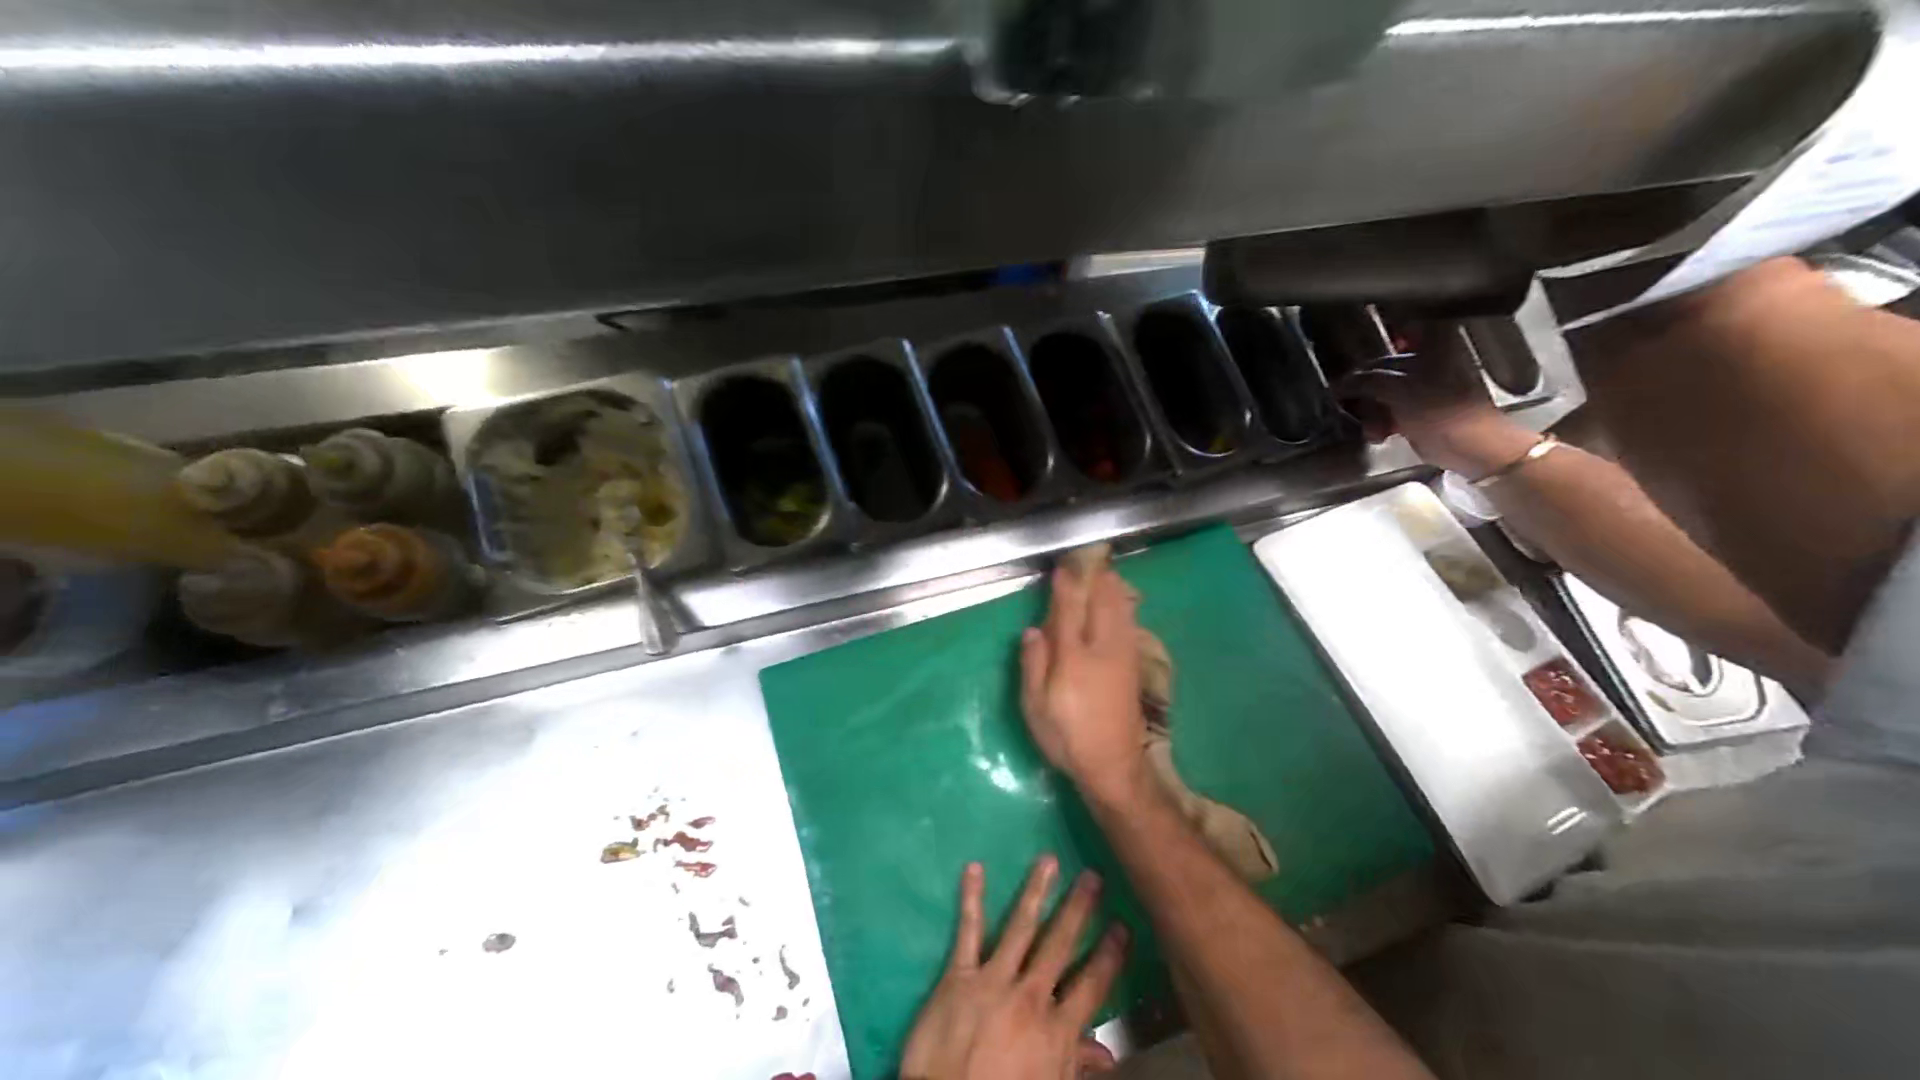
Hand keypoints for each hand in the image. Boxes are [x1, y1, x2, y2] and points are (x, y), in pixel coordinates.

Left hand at [901, 857, 1128, 1079]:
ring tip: (1049, 861)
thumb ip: (1076, 1067)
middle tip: (1092, 877)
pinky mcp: (958, 975)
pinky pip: (968, 931)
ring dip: (1036, 892)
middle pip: (1059, 946)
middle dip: (1078, 910)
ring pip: (1020, 927)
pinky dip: (971, 898)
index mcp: (1055, 1030)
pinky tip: (975, 868)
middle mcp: (1029, 996)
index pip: (1091, 986)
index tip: (1122, 926)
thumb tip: (1108, 1056)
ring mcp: (993, 980)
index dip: (1109, 957)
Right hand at [1021, 560, 1148, 807]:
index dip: (1066, 585)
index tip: (1061, 566)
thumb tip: (1033, 630)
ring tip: (1106, 572)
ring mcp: (1124, 654)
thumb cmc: (1066, 735)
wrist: (1112, 764)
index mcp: (1074, 655)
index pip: (1070, 608)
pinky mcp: (1134, 663)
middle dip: (1097, 577)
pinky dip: (1125, 604)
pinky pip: (1130, 621)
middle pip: (1104, 600)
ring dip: (1114, 587)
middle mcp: (1103, 647)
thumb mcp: (1035, 704)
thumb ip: (1034, 662)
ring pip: (1122, 608)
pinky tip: (1122, 601)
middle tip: (1089, 559)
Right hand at [1337, 320, 1535, 478]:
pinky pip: (1391, 411)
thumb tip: (1339, 383)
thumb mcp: (1397, 389)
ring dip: (1371, 412)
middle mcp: (1429, 363)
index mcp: (1431, 349)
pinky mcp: (1423, 412)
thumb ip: (1366, 381)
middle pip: (1382, 371)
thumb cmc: (1439, 411)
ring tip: (1370, 429)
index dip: (1365, 361)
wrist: (1472, 446)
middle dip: (1364, 392)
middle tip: (1350, 407)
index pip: (1389, 344)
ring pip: (1384, 394)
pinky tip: (1378, 435)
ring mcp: (1427, 388)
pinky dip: (1381, 422)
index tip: (1345, 379)